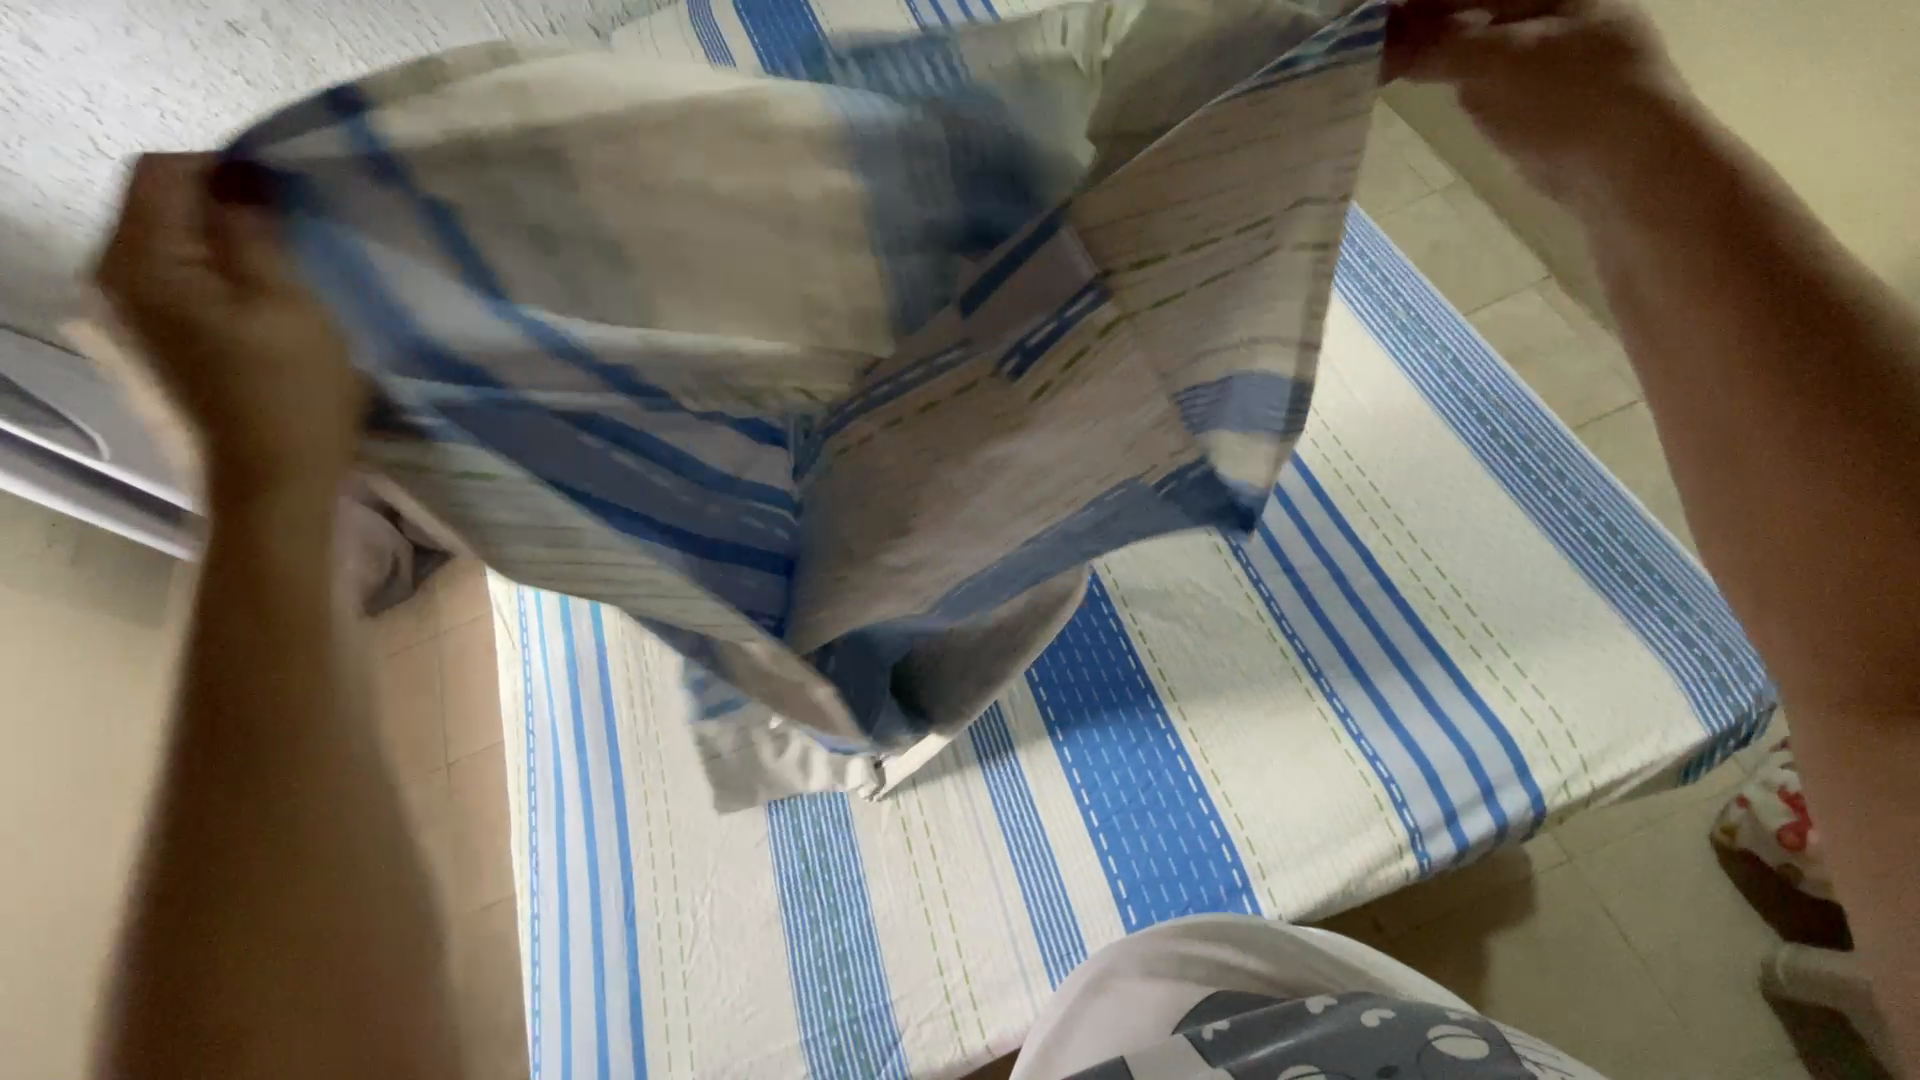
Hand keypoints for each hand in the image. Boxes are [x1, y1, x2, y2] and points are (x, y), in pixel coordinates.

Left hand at [95, 153, 364, 504]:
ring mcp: (119, 312)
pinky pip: (169, 279)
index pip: (162, 172)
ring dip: (219, 240)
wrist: (271, 481)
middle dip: (221, 203)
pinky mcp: (143, 339)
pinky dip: (211, 273)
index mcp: (141, 262)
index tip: (287, 191)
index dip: (224, 166)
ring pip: (165, 242)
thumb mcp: (289, 305)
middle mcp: (109, 277)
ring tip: (281, 267)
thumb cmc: (292, 394)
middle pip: (155, 204)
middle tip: (293, 231)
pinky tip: (255, 302)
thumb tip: (242, 177)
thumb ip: (254, 233)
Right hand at [1384, 0, 1697, 209]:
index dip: (1413, 2)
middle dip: (1409, 20)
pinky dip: (1433, 69)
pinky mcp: (1522, 89)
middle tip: (1355, 42)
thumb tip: (1373, 46)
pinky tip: (1400, 76)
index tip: (1365, 18)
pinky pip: (1467, 67)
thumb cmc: (1573, 96)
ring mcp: (1533, 47)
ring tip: (1367, 58)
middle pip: (1460, 5)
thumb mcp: (1499, 60)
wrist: (1624, 164)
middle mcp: (1541, 5)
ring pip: (1460, 35)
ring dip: (1415, 45)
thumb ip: (1434, 47)